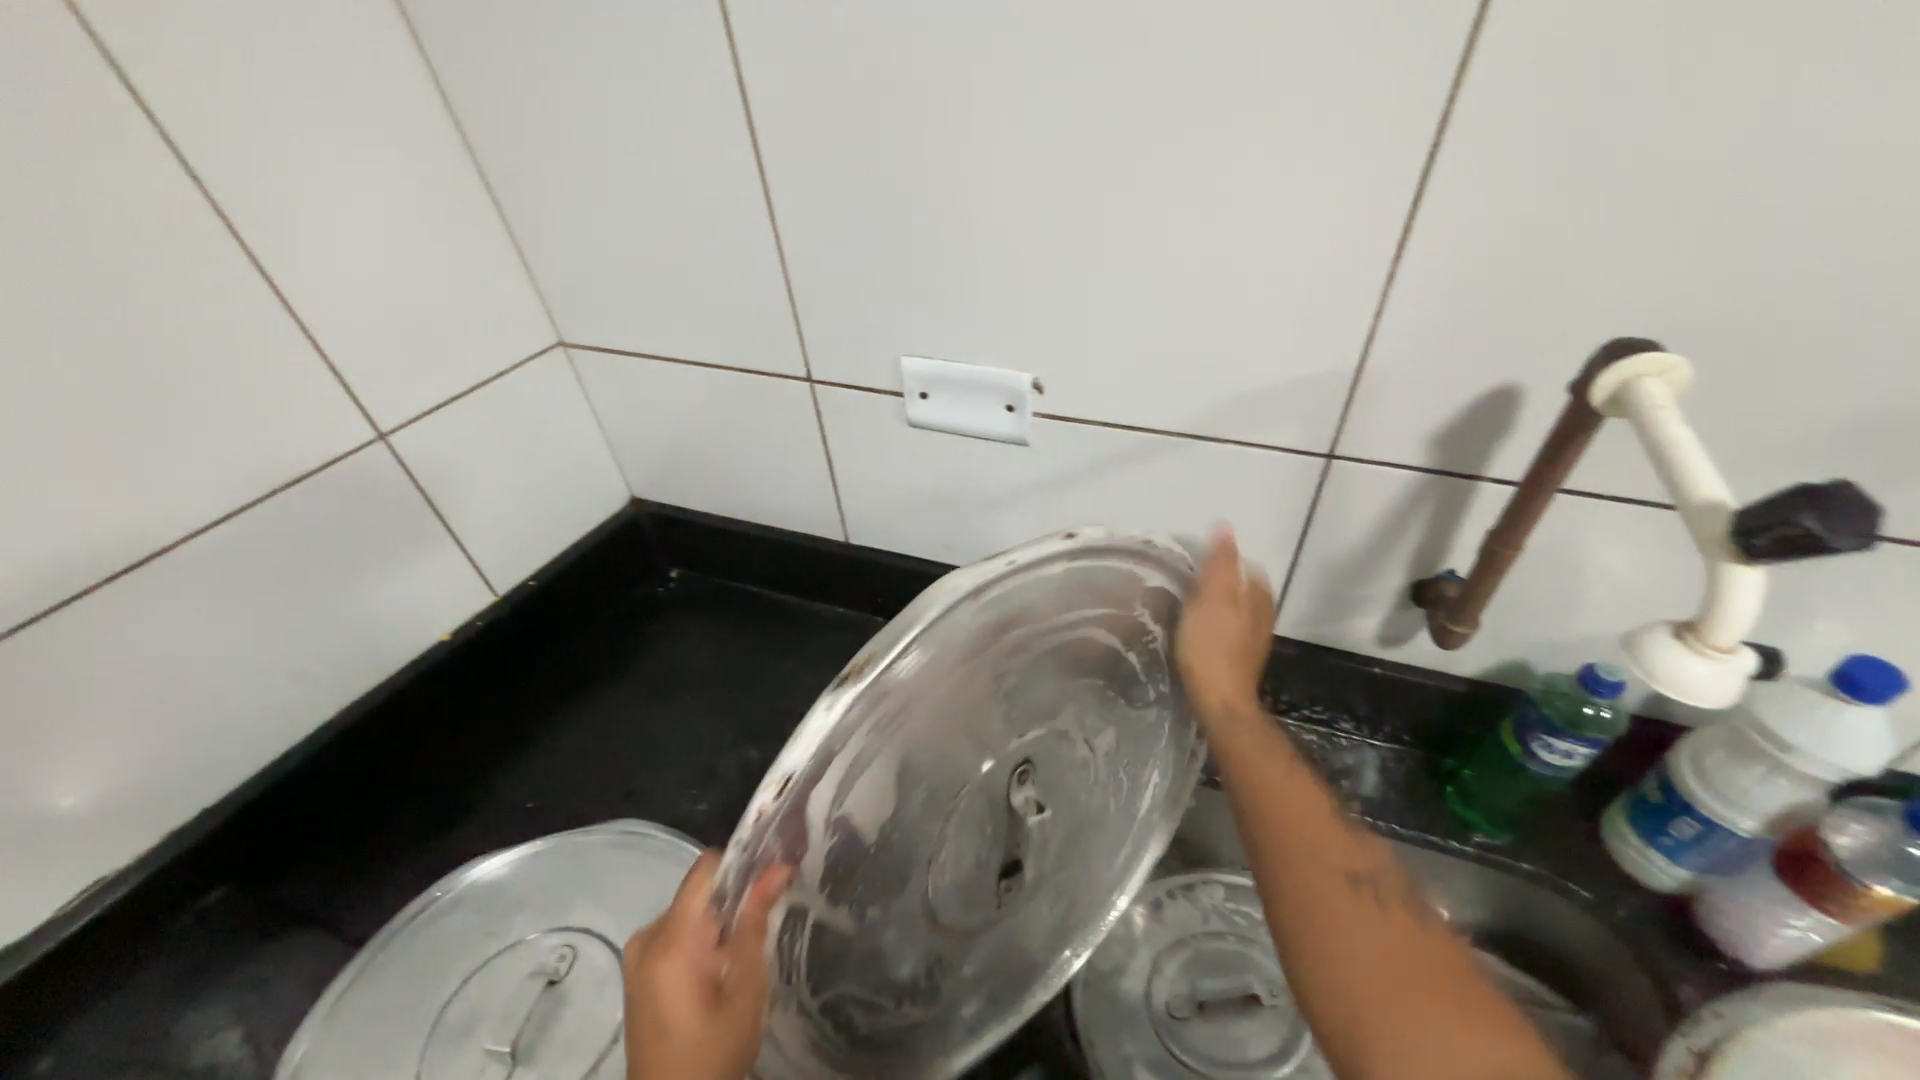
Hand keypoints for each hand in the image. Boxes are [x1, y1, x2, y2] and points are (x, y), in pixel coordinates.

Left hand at [624, 851, 791, 1079]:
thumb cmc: (713, 1054)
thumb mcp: (745, 990)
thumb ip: (755, 923)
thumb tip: (778, 868)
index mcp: (671, 939)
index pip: (705, 869)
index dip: (742, 864)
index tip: (773, 875)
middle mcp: (647, 937)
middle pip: (698, 891)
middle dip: (735, 898)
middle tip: (769, 918)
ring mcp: (638, 956)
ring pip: (690, 913)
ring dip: (720, 921)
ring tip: (749, 949)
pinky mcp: (638, 972)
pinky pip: (676, 935)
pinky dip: (703, 940)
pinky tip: (722, 969)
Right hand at [1177, 526, 1275, 725]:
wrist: (1220, 702)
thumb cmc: (1211, 647)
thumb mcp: (1211, 598)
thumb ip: (1218, 564)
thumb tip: (1225, 527)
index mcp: (1257, 597)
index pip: (1247, 567)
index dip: (1226, 562)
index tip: (1200, 564)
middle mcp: (1262, 616)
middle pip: (1246, 590)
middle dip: (1226, 583)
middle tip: (1194, 583)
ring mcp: (1254, 642)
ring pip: (1241, 613)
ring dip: (1222, 607)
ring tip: (1193, 607)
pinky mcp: (1243, 662)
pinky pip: (1233, 634)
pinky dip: (1219, 628)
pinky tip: (1201, 634)